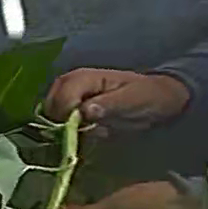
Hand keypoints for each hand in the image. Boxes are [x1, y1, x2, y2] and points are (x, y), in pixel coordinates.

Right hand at [45, 68, 191, 134]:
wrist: (157, 97)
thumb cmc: (147, 97)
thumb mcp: (134, 100)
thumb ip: (108, 104)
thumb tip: (84, 111)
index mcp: (81, 78)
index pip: (61, 101)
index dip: (69, 118)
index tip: (88, 129)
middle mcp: (66, 84)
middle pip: (50, 108)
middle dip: (66, 123)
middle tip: (91, 130)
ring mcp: (64, 94)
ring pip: (51, 116)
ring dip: (67, 127)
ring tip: (92, 129)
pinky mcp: (66, 104)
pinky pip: (57, 120)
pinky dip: (68, 128)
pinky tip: (88, 129)